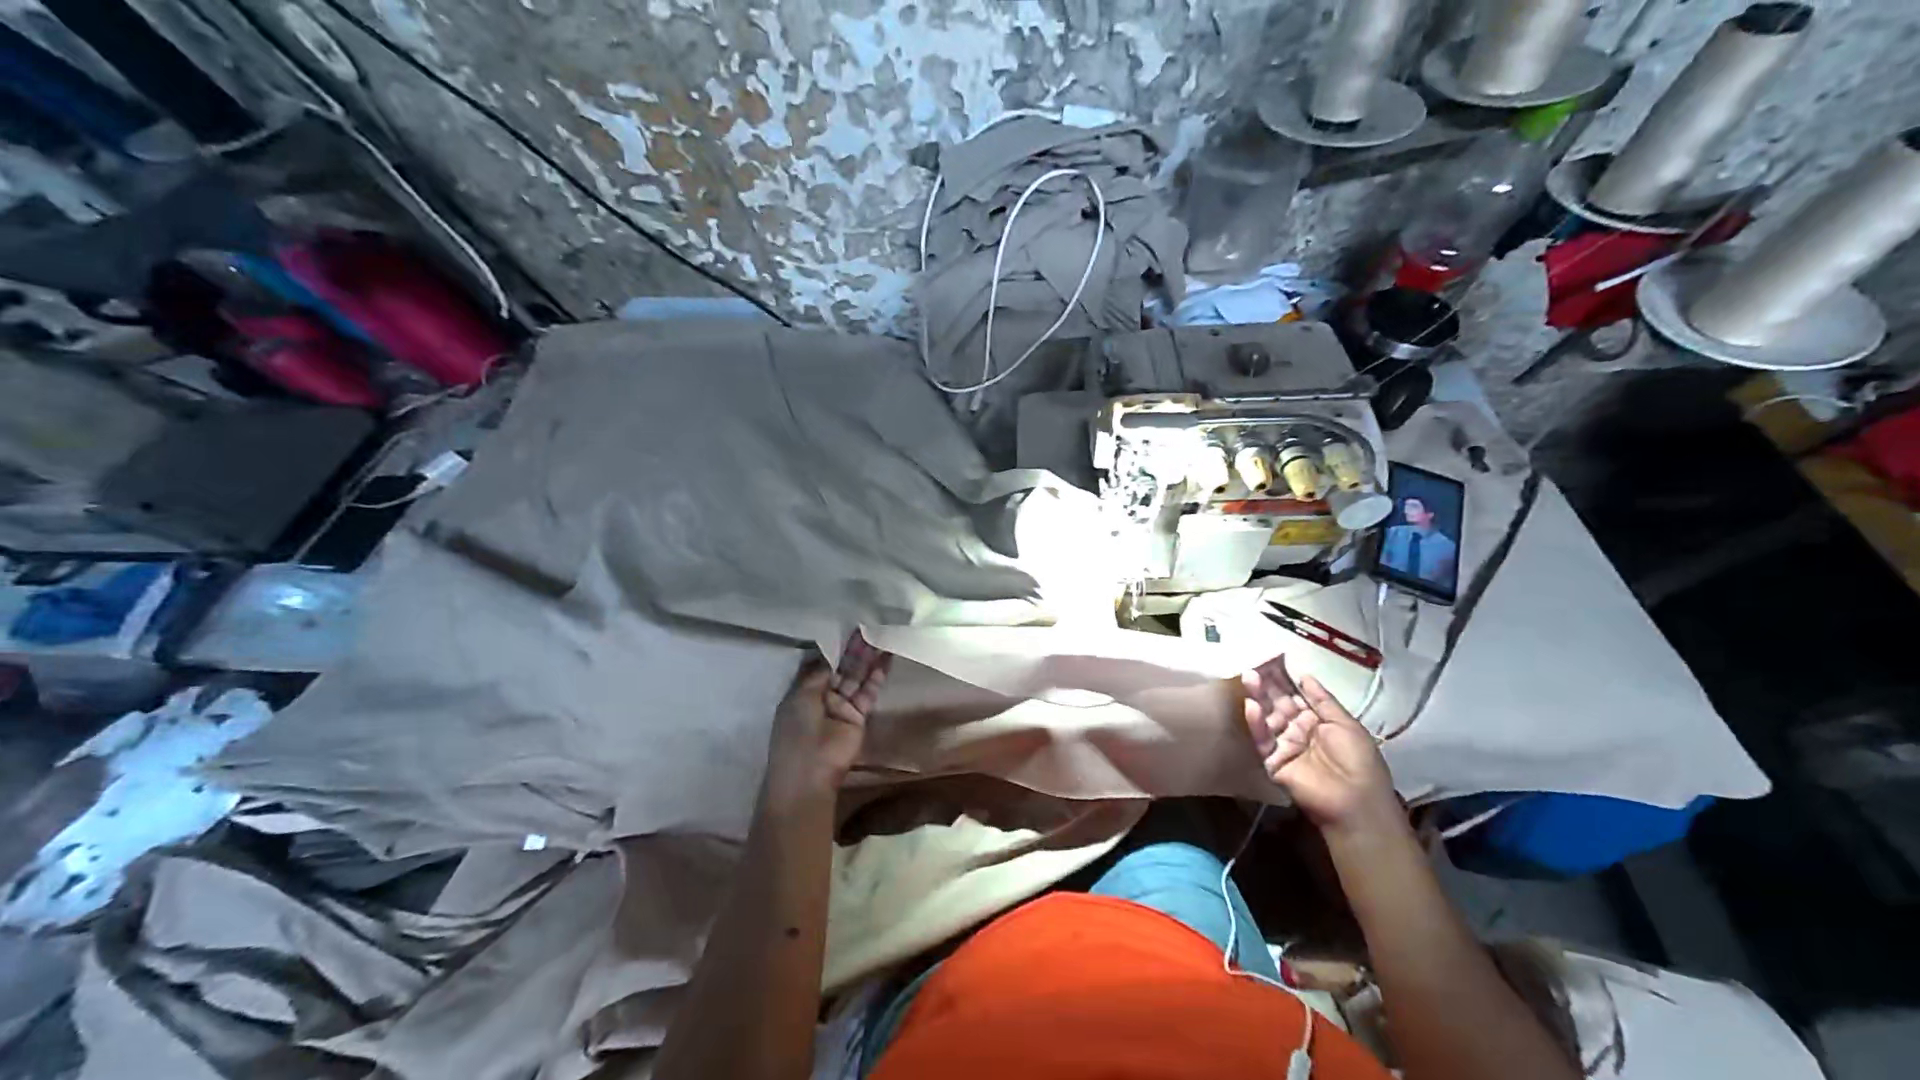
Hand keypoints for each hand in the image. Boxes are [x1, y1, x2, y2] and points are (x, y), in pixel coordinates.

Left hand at [766, 633, 890, 800]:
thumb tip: (829, 654)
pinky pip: (867, 692)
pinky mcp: (858, 716)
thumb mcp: (801, 696)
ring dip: (867, 659)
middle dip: (853, 650)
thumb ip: (818, 673)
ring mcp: (841, 706)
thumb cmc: (797, 731)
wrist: (810, 772)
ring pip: (856, 678)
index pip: (821, 664)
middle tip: (869, 628)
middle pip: (841, 668)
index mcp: (803, 691)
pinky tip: (885, 659)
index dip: (834, 648)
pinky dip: (876, 676)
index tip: (847, 630)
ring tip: (880, 637)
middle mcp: (823, 696)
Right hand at [1242, 655, 1400, 836]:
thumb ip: (1322, 700)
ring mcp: (1284, 745)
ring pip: (1267, 718)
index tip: (1271, 659)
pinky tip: (1251, 706)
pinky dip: (1256, 723)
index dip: (1284, 679)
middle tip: (1254, 663)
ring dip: (1258, 698)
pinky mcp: (1272, 761)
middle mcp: (1298, 730)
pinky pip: (1262, 740)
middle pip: (1279, 703)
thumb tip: (1304, 675)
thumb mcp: (1345, 724)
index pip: (1296, 695)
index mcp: (1317, 721)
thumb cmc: (1358, 760)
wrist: (1356, 801)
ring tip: (1249, 677)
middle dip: (1267, 684)